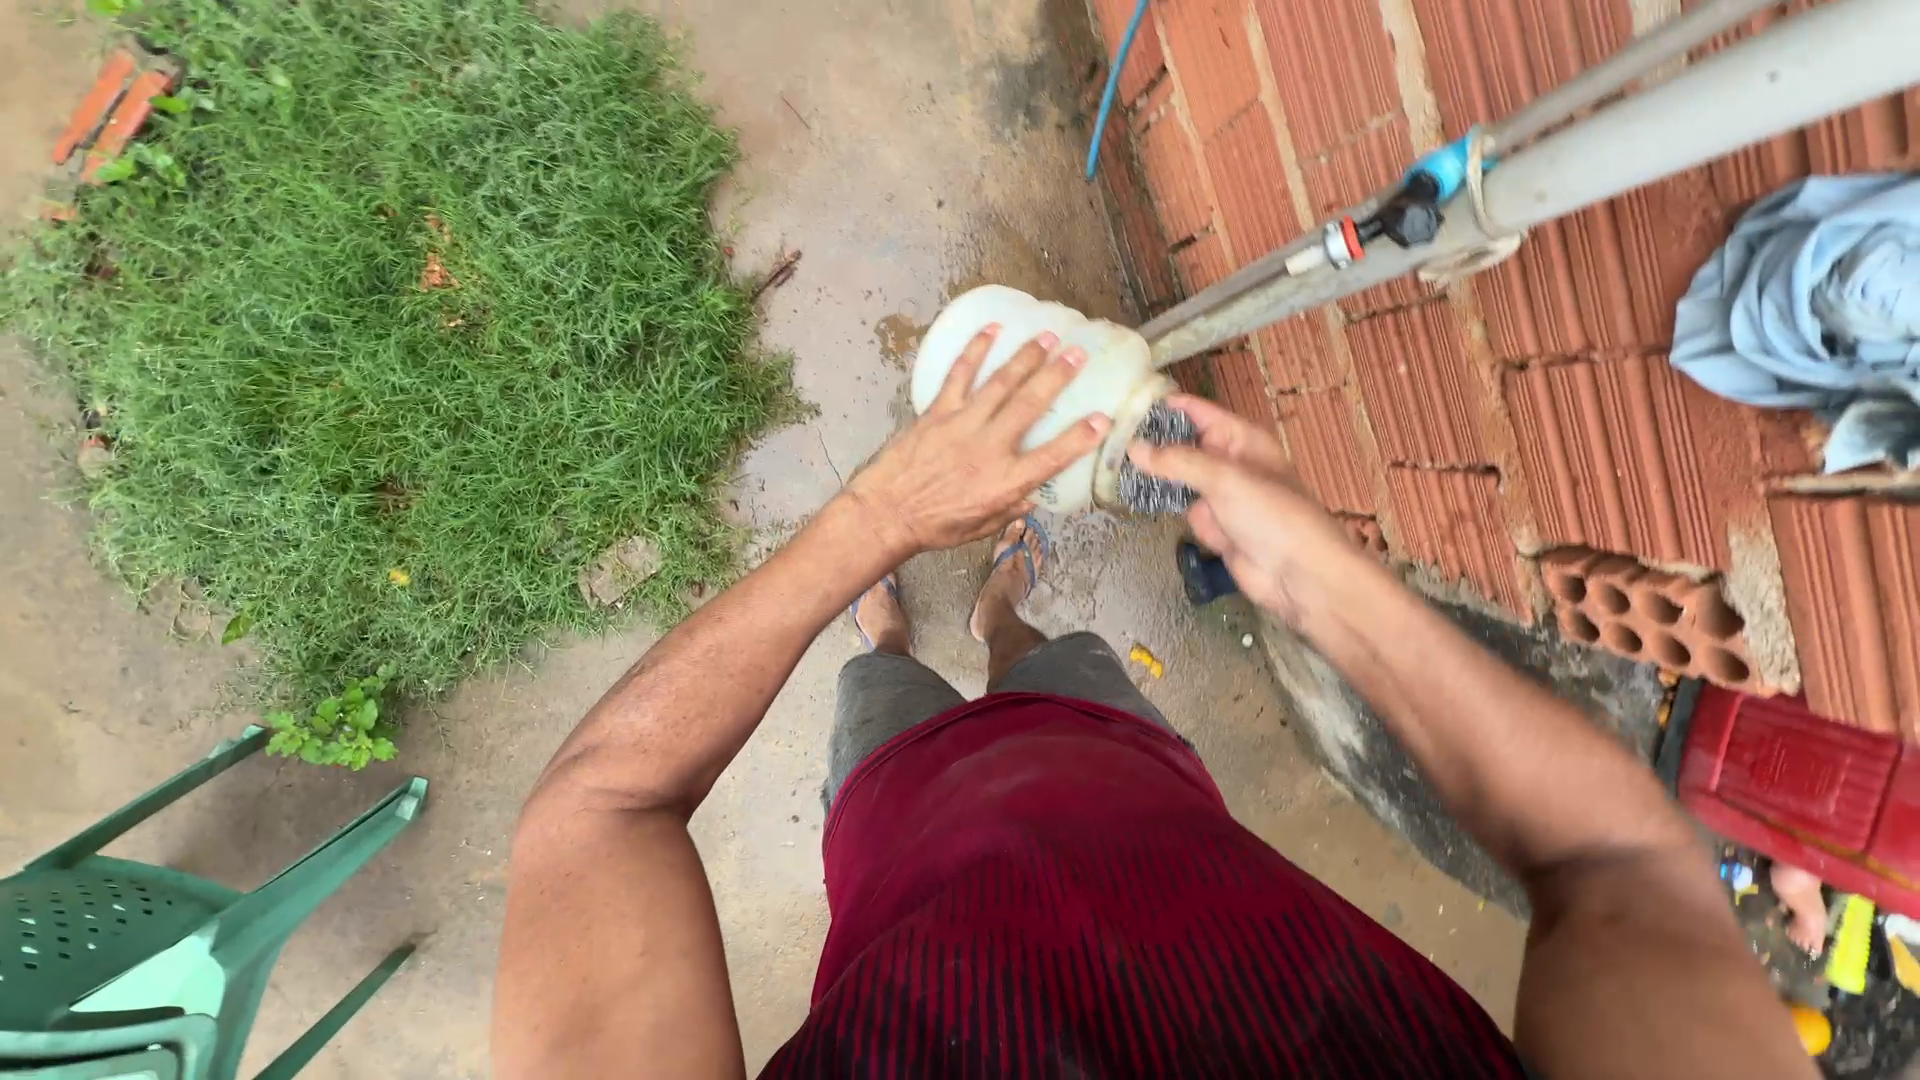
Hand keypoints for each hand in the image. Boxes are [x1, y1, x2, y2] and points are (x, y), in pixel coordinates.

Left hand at [847, 326, 1110, 557]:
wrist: (887, 513)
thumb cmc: (934, 526)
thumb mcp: (980, 528)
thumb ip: (1009, 509)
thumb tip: (1030, 498)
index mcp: (1005, 482)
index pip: (1053, 457)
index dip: (1081, 438)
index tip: (1102, 419)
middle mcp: (989, 448)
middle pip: (1031, 405)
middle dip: (1058, 376)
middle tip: (1079, 352)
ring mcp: (962, 425)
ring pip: (1001, 383)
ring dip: (1026, 357)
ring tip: (1047, 336)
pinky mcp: (937, 413)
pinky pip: (959, 375)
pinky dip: (976, 350)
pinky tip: (992, 330)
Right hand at [1128, 395, 1361, 626]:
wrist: (1298, 574)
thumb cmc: (1272, 515)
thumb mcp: (1224, 478)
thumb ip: (1176, 461)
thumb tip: (1133, 447)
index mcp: (1239, 438)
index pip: (1195, 411)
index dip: (1162, 406)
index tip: (1122, 406)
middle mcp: (1227, 460)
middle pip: (1181, 444)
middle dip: (1151, 443)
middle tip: (1107, 439)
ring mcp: (1218, 493)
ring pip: (1175, 478)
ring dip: (1154, 478)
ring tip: (1111, 466)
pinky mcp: (1212, 523)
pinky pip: (1182, 508)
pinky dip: (1171, 509)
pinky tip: (1140, 499)